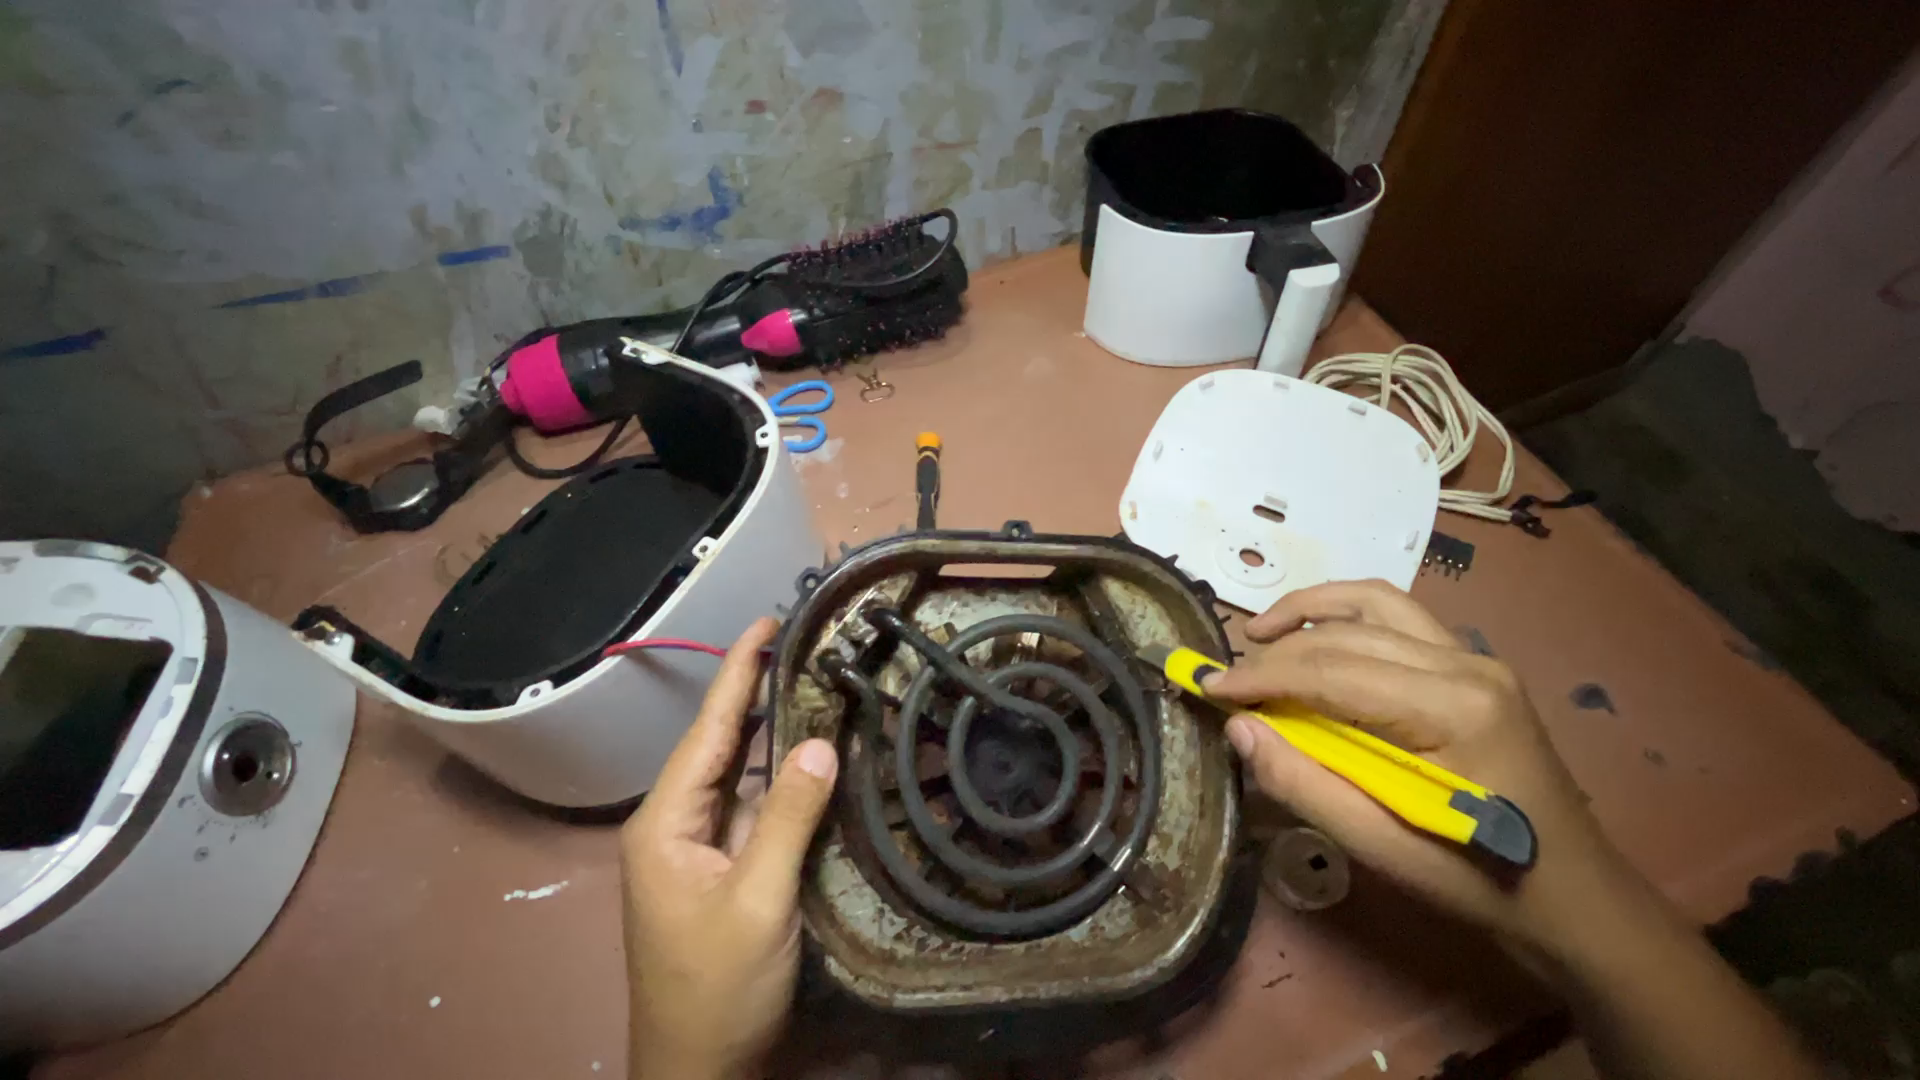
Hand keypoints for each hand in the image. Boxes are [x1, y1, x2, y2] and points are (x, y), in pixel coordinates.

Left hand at [620, 617, 838, 1079]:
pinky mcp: (726, 868)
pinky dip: (782, 776)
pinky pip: (755, 806)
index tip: (765, 622)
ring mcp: (702, 848)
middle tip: (800, 642)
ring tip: (811, 681)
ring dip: (772, 731)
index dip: (737, 673)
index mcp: (666, 822)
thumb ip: (788, 818)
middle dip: (756, 691)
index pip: (709, 730)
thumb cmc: (717, 987)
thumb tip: (820, 742)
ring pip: (741, 774)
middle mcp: (678, 823)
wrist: (701, 1071)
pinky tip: (812, 754)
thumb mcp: (757, 900)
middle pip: (722, 743)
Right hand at [1205, 580, 1653, 956]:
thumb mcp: (1383, 849)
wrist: (1575, 895)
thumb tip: (1239, 727)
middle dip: (1274, 652)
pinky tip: (1314, 633)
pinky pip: (1396, 616)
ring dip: (1308, 610)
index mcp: (1454, 709)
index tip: (1208, 688)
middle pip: (1345, 634)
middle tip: (1225, 680)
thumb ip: (1305, 785)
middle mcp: (1468, 664)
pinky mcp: (1472, 664)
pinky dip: (1344, 614)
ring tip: (1258, 631)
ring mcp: (1475, 657)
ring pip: (1374, 602)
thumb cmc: (1478, 880)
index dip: (1262, 677)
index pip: (1333, 670)